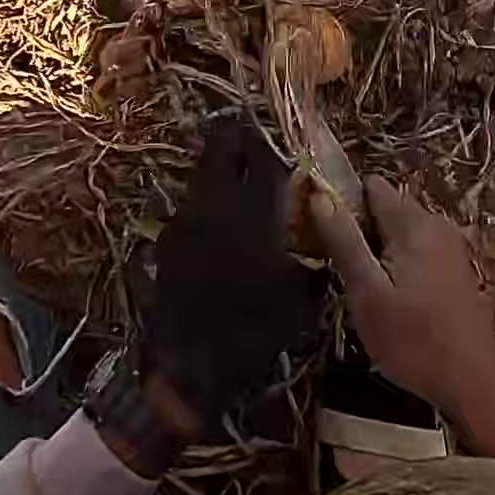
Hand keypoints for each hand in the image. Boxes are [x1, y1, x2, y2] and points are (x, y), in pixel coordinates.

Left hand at [143, 112, 309, 434]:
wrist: (192, 361)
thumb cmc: (256, 325)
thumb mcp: (300, 294)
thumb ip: (313, 256)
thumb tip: (325, 235)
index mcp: (257, 209)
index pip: (262, 154)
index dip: (268, 139)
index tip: (274, 133)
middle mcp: (220, 201)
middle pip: (223, 148)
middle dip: (235, 136)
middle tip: (247, 135)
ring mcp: (189, 216)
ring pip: (202, 171)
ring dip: (217, 163)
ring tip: (231, 166)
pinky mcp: (170, 236)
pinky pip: (190, 202)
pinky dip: (205, 198)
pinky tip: (214, 213)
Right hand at [307, 176, 494, 462]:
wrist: (475, 386)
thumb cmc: (414, 341)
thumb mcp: (367, 293)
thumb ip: (344, 240)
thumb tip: (319, 195)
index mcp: (413, 223)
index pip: (372, 186)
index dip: (345, 202)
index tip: (329, 235)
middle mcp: (435, 224)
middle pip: (386, 207)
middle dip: (361, 230)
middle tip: (346, 271)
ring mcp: (450, 246)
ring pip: (400, 231)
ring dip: (379, 250)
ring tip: (366, 289)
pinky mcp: (455, 268)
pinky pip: (417, 249)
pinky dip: (399, 263)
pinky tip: (394, 300)